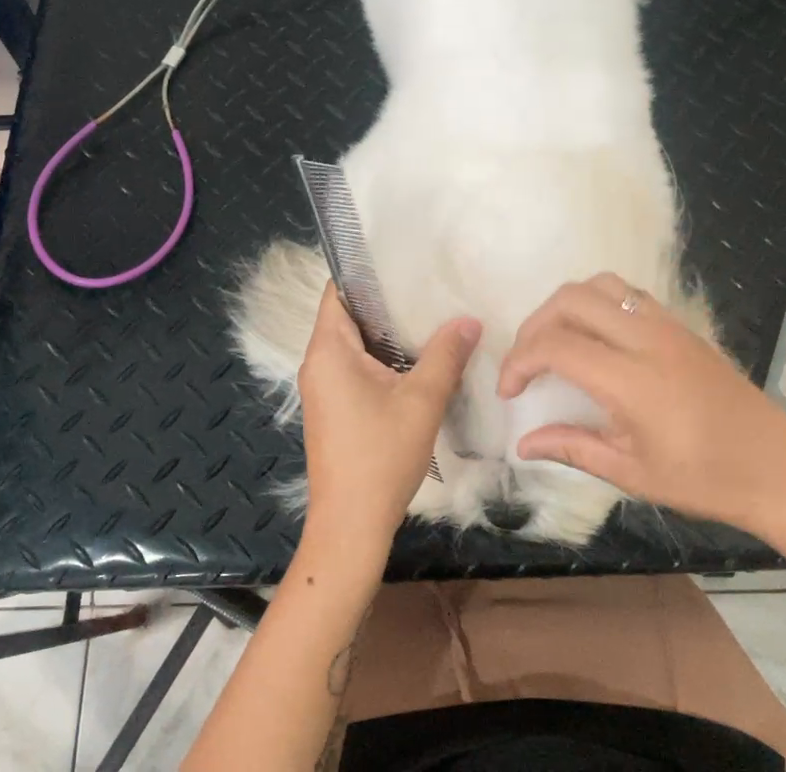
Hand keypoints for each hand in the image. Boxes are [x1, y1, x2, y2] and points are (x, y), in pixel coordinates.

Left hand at [297, 283, 480, 548]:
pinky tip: (417, 363)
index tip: (405, 261)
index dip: (367, 272)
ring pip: (354, 346)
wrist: (350, 524)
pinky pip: (355, 369)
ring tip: (430, 320)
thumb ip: (445, 355)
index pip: (338, 291)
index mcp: (328, 350)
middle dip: (386, 303)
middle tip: (430, 289)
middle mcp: (317, 363)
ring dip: (387, 335)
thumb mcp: (422, 400)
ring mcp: (322, 389)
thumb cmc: (380, 455)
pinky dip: (382, 360)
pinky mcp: (333, 410)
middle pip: (347, 316)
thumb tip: (468, 320)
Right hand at [500, 273, 785, 532]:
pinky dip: (596, 305)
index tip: (508, 391)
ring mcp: (669, 327)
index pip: (556, 345)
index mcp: (633, 380)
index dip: (519, 362)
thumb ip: (573, 448)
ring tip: (555, 344)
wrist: (781, 470)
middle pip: (571, 299)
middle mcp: (648, 340)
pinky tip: (594, 342)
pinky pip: (627, 294)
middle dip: (534, 326)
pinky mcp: (682, 327)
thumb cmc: (707, 481)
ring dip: (565, 307)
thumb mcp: (632, 474)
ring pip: (601, 285)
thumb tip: (522, 443)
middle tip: (526, 364)